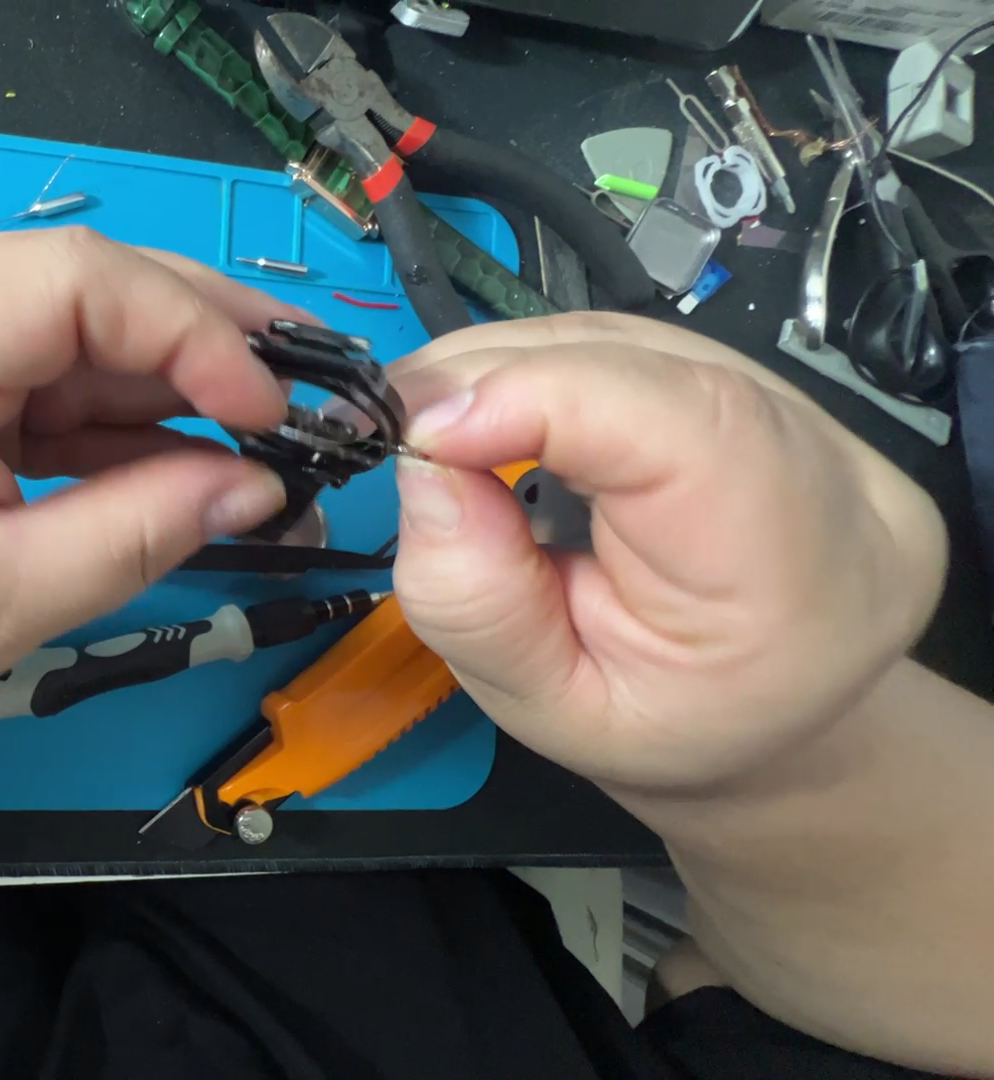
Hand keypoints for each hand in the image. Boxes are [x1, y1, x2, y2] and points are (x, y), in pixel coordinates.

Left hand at [0, 228, 301, 755]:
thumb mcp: (2, 599)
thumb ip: (138, 531)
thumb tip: (257, 485)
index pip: (71, 281)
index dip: (192, 330)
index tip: (269, 408)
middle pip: (74, 292)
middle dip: (193, 346)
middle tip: (291, 400)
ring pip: (65, 338)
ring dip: (160, 388)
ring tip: (252, 437)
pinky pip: (34, 384)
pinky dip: (107, 422)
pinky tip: (175, 458)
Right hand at [386, 314, 946, 791]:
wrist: (747, 715)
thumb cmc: (642, 728)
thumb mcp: (536, 702)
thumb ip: (473, 602)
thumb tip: (423, 469)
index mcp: (797, 581)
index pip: (690, 430)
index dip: (541, 402)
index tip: (417, 436)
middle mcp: (827, 473)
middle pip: (647, 363)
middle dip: (487, 378)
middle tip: (384, 420)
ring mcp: (797, 418)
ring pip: (623, 339)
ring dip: (491, 365)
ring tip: (412, 417)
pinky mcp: (747, 395)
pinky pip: (618, 350)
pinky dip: (517, 367)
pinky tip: (468, 408)